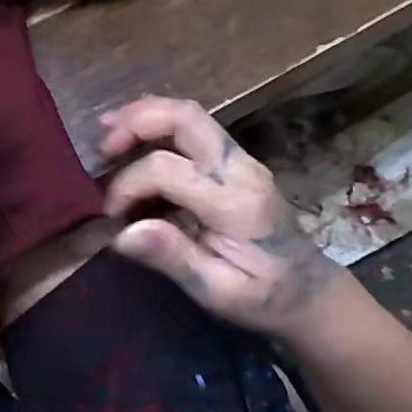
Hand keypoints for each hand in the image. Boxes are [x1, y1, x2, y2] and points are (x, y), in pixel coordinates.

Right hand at [100, 96, 343, 337]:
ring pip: (188, 114)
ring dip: (142, 116)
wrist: (310, 293)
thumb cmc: (264, 297)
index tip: (110, 216)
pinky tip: (129, 138)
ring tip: (106, 131)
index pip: (166, 169)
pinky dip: (155, 125)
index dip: (126, 185)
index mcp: (237, 203)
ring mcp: (240, 160)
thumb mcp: (219, 292)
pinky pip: (191, 127)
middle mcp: (241, 169)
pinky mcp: (233, 161)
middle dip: (135, 121)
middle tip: (100, 145)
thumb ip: (173, 258)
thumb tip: (121, 234)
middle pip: (185, 117)